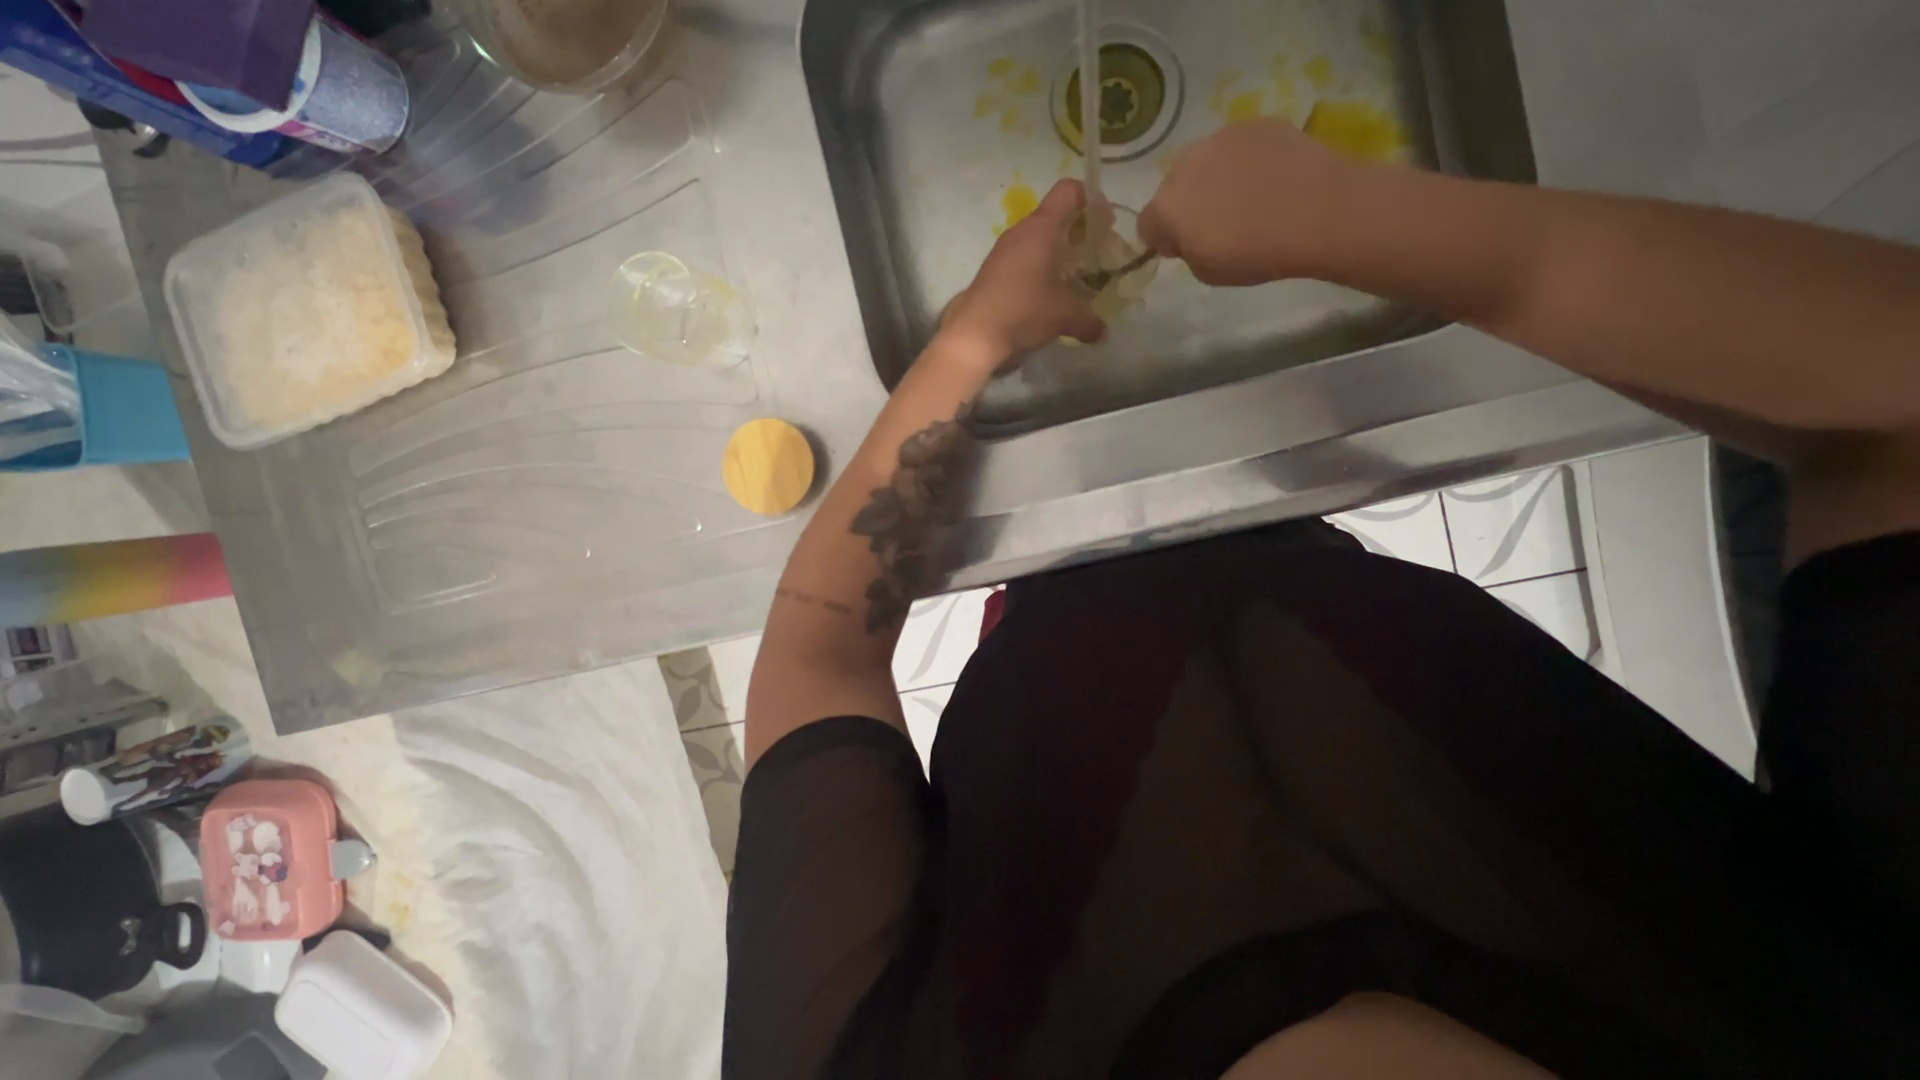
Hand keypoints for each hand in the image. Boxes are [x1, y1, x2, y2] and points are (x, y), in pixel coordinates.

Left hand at [939, 179, 1107, 364]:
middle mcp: (1022, 231)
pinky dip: (1043, 267)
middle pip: (1057, 215)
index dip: (1091, 200)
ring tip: (1077, 279)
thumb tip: (1103, 332)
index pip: (1069, 191)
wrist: (974, 336)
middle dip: (1081, 232)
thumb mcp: (1065, 317)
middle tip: (1098, 257)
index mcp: (1042, 228)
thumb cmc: (1023, 312)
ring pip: (1040, 238)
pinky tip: (1052, 294)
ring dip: (1061, 252)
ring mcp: (1005, 250)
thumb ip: (1090, 321)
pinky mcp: (996, 270)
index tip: (1105, 226)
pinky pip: (1026, 257)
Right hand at [1141, 119, 1355, 286]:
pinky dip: (1249, 159)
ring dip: (1216, 177)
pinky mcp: (1257, 123)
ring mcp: (1221, 137)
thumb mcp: (1209, 273)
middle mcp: (1185, 164)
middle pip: (1174, 187)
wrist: (1319, 211)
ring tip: (1250, 196)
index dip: (1164, 239)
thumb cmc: (1258, 253)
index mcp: (1167, 207)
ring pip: (1207, 161)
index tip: (1186, 248)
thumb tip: (1188, 237)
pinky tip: (1274, 177)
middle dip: (1188, 203)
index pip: (1147, 225)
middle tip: (1220, 222)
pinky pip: (1241, 145)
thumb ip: (1188, 252)